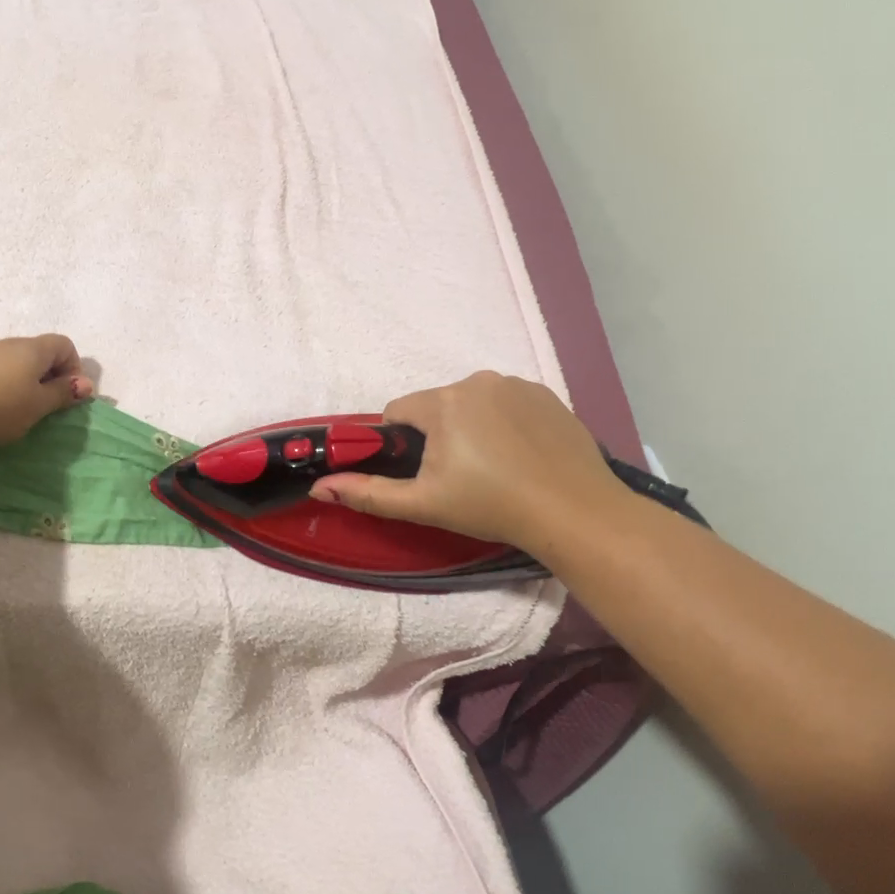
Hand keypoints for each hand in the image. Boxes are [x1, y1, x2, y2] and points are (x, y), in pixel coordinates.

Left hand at [0, 335, 94, 446]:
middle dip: (46, 372)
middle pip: (36, 349)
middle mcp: (7, 342)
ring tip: (10, 401)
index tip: (66, 395)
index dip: (72, 367)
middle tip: (42, 403)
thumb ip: (62, 393)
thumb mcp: (37, 407)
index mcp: (32, 350)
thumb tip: (86, 383)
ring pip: (7, 355)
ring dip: (17, 373)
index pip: (64, 344)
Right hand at [308, 372, 624, 546]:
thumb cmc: (491, 506)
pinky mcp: (548, 395)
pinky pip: (507, 403)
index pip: (398, 411)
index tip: (423, 473)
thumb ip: (368, 493)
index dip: (400, 444)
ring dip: (471, 427)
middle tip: (459, 477)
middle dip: (437, 436)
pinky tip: (521, 456)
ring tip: (493, 469)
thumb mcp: (423, 504)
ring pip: (472, 404)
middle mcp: (478, 381)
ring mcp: (518, 385)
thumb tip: (319, 488)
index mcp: (443, 402)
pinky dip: (505, 424)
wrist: (575, 512)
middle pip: (436, 406)